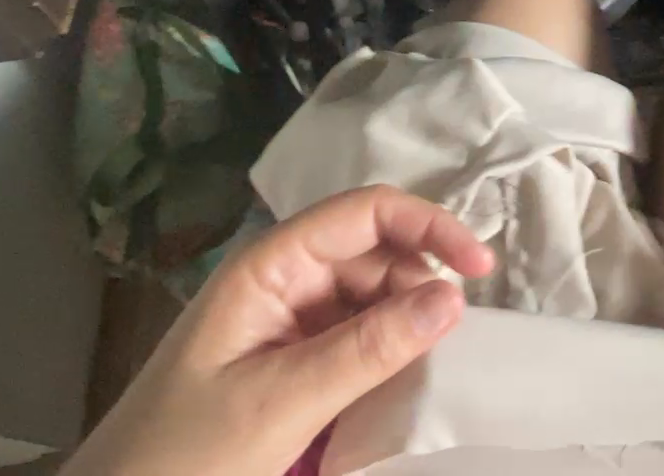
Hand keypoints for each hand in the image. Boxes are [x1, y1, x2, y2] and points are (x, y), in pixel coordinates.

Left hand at [62, 185, 494, 475]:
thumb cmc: (184, 456)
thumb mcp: (281, 402)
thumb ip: (369, 348)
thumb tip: (454, 298)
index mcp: (272, 262)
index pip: (365, 213)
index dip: (428, 226)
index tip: (480, 267)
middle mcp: (285, 274)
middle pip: (375, 250)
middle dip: (421, 281)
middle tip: (456, 338)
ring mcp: (290, 314)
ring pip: (372, 292)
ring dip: (407, 319)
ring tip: (431, 365)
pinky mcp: (295, 353)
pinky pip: (358, 332)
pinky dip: (388, 349)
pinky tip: (402, 379)